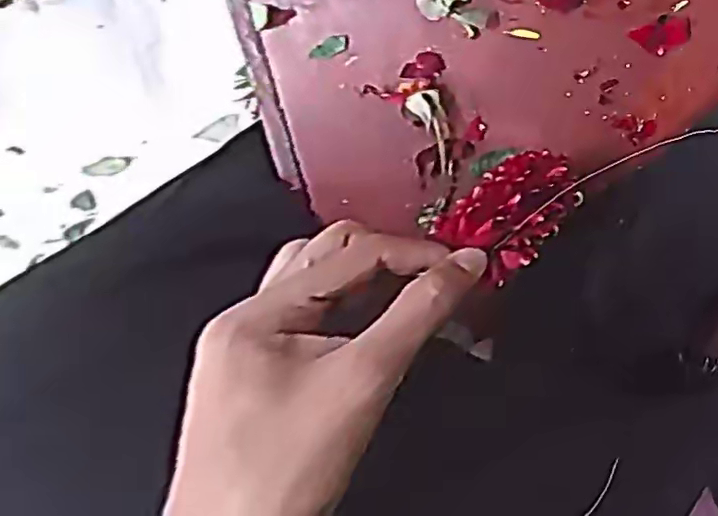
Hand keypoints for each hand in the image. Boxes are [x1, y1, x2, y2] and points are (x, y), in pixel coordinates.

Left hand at [163, 221, 486, 515]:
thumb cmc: (287, 467)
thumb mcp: (369, 375)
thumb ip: (424, 307)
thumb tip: (471, 260)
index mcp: (256, 315)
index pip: (359, 251)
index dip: (420, 253)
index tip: (465, 267)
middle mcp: (247, 319)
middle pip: (337, 250)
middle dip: (397, 254)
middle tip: (440, 275)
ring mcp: (252, 343)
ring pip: (327, 273)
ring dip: (377, 272)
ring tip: (415, 290)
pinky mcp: (268, 365)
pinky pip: (321, 305)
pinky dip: (361, 297)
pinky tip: (386, 316)